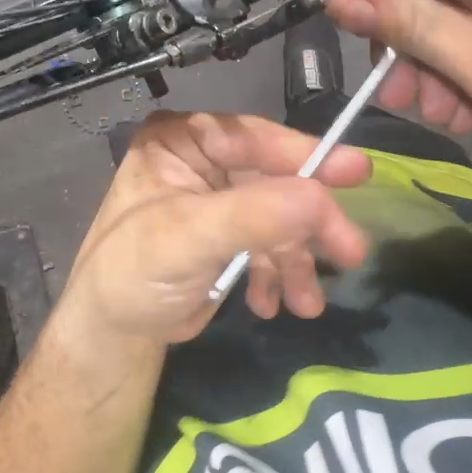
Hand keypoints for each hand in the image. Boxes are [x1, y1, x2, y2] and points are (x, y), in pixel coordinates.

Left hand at [64, 111, 371, 345]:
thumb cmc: (133, 273)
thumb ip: (253, 216)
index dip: (305, 153)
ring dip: (297, 260)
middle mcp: (202, 161)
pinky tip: (272, 304)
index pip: (252, 137)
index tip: (357, 171)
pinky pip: (271, 245)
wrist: (113, 335)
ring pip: (280, 216)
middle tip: (350, 254)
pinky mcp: (229, 236)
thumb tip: (320, 198)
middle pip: (276, 179)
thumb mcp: (188, 239)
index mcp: (180, 140)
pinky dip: (279, 275)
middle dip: (309, 222)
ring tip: (306, 303)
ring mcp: (218, 199)